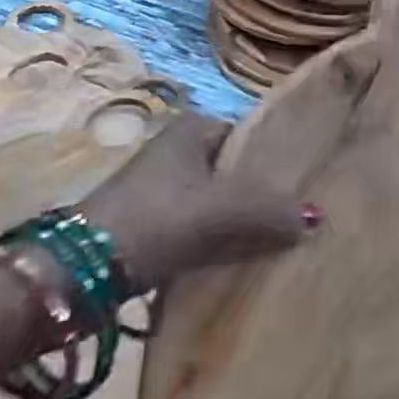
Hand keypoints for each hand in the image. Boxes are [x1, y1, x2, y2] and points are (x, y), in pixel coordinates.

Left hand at [80, 114, 311, 293]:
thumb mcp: (212, 210)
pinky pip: (206, 227)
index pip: (248, 138)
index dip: (277, 162)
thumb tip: (316, 216)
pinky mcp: (158, 222)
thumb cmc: (152, 220)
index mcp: (192, 129)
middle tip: (305, 224)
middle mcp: (180, 150)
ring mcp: (167, 187)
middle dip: (265, 197)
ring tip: (286, 247)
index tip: (310, 189)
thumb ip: (264, 209)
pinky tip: (249, 264)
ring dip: (246, 223)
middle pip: (236, 172)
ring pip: (222, 203)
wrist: (82, 269)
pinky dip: (226, 242)